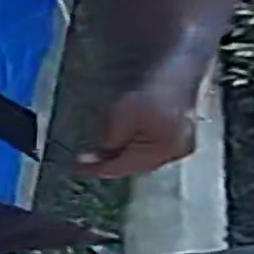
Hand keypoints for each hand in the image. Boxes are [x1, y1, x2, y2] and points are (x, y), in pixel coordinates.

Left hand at [78, 84, 196, 178]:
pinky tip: (110, 154)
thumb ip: (109, 144)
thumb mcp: (118, 122)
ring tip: (91, 161)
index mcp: (164, 149)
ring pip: (139, 164)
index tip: (75, 169)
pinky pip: (146, 157)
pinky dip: (126, 157)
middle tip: (80, 166)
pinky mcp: (175, 144)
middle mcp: (175, 153)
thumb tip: (95, 159)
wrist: (173, 83)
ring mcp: (178, 149)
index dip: (96, 170)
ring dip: (114, 163)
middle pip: (132, 168)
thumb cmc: (147, 99)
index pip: (123, 167)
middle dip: (105, 167)